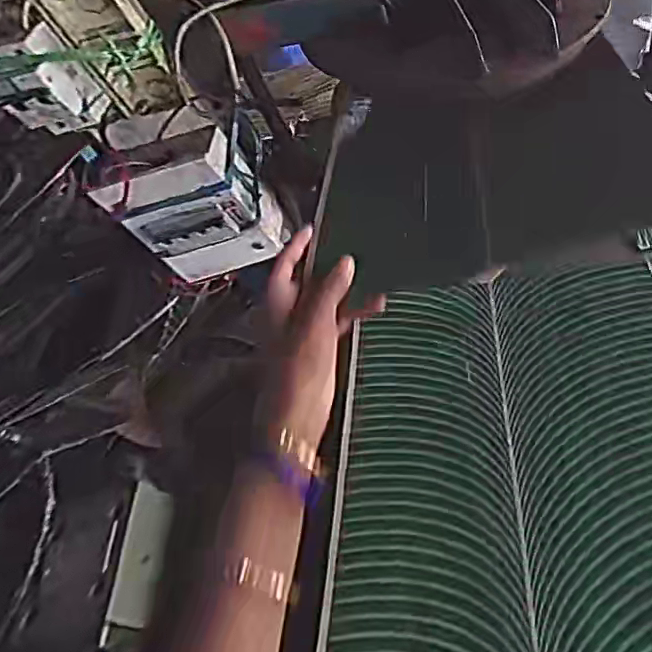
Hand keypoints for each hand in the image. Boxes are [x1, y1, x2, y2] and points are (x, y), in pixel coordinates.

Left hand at [259, 227, 383, 450]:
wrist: (296, 422)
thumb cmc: (296, 375)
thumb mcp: (315, 326)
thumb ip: (329, 291)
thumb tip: (344, 261)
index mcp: (277, 305)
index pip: (284, 266)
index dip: (297, 246)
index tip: (313, 228)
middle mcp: (289, 315)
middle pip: (307, 280)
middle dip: (329, 266)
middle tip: (351, 248)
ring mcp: (304, 332)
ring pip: (327, 300)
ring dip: (347, 290)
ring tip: (372, 278)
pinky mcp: (319, 349)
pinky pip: (338, 321)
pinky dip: (353, 312)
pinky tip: (374, 308)